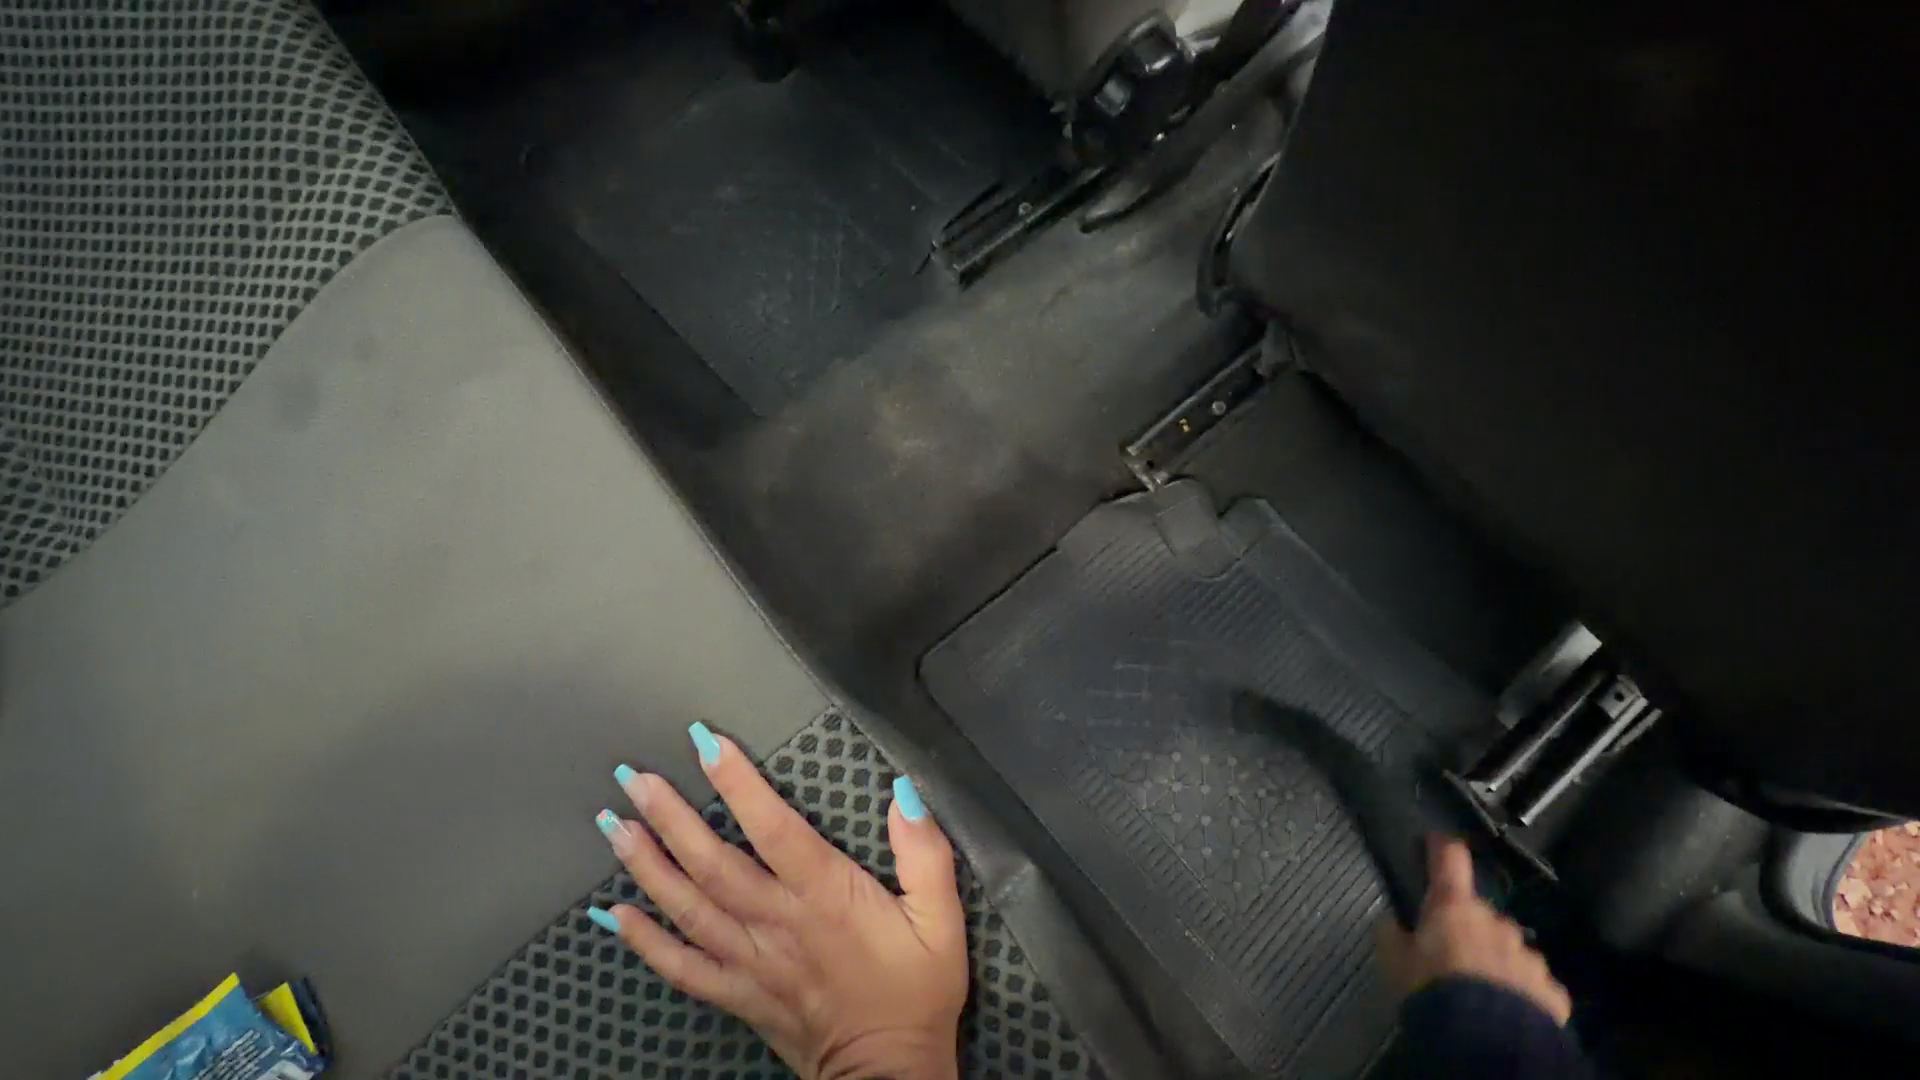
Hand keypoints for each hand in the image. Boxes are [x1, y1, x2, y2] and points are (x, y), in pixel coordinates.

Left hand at [587, 723, 967, 1079]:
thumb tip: (903, 792)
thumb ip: (925, 853)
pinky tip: (613, 915)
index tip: (706, 742)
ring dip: (646, 866)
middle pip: (713, 864)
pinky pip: (682, 968)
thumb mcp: (942, 918)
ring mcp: (751, 962)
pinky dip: (644, 941)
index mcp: (825, 896)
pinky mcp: (738, 995)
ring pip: (688, 909)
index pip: (773, 829)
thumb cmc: (917, 988)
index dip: (739, 784)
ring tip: (613, 825)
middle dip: (670, 818)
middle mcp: (778, 923)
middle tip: (633, 778)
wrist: (890, 1075)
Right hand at [1375, 834, 1571, 1025]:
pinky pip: (1532, 982)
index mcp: (1454, 906)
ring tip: (1480, 989)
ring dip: (1495, 958)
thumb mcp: (1393, 959)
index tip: (1436, 841)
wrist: (1486, 1041)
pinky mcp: (1552, 991)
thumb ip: (1391, 933)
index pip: (1450, 859)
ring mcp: (1528, 956)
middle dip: (1468, 926)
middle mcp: (1495, 922)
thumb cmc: (1431, 987)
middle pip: (1479, 913)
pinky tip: (1506, 1009)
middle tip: (1451, 953)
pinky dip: (1520, 989)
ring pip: (1508, 947)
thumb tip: (1394, 920)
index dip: (1442, 847)